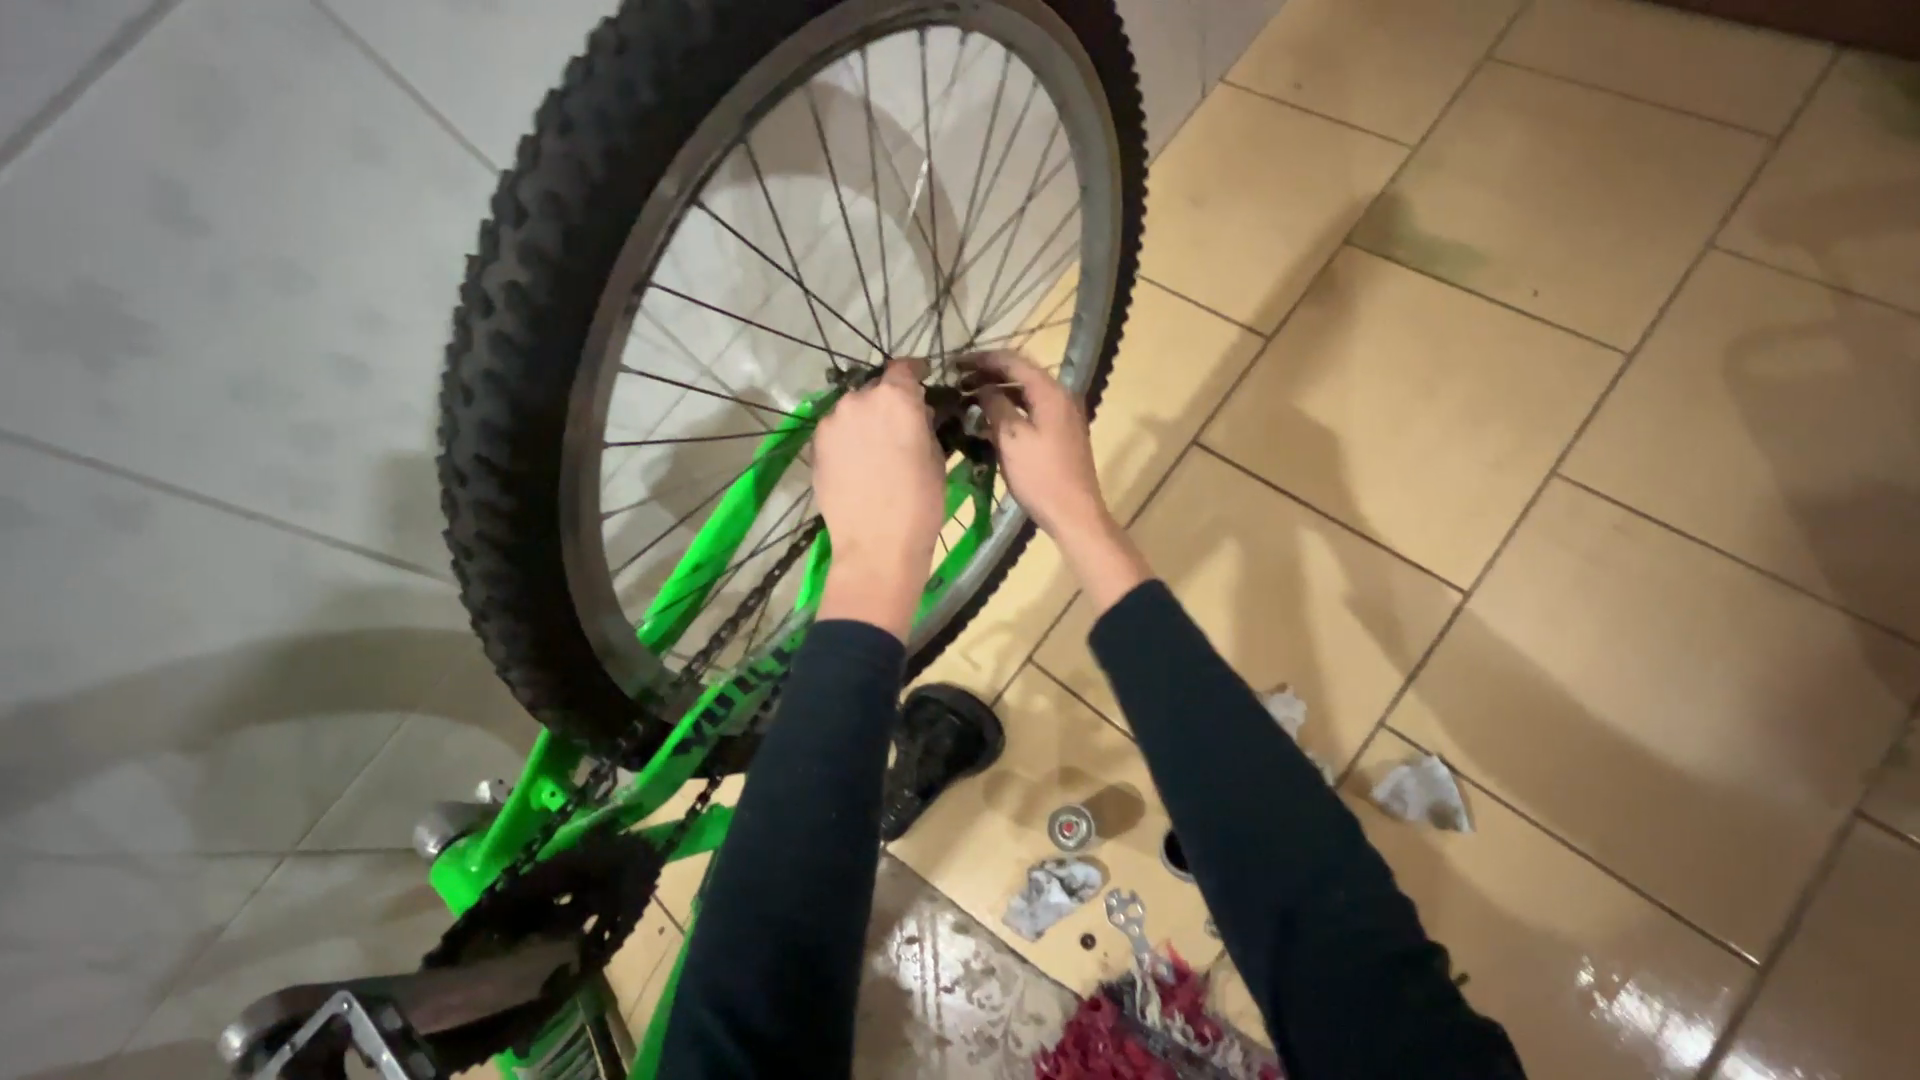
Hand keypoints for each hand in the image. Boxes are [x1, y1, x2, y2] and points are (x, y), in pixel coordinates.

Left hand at [813, 360, 945, 640]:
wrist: (876, 545)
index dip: (915, 373)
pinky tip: (858, 463)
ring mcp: (832, 422)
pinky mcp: (816, 446)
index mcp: (896, 397)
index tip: (922, 382)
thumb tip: (919, 414)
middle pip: (876, 389)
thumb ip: (924, 425)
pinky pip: (837, 431)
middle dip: (889, 402)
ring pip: (853, 410)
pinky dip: (848, 439)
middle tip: (901, 427)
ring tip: (877, 449)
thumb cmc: (920, 503)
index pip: (904, 367)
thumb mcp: (936, 457)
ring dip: (865, 421)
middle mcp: (858, 399)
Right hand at [970, 350, 1111, 538]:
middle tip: (959, 380)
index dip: (982, 359)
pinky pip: (1032, 409)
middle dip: (989, 373)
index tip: (955, 363)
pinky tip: (991, 418)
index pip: (1013, 361)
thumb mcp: (1012, 438)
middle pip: (1021, 374)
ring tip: (969, 397)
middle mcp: (1061, 395)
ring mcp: (1063, 414)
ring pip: (1026, 392)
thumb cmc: (1040, 476)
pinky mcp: (1061, 432)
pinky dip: (1011, 408)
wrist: (1074, 513)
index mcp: (1050, 392)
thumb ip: (995, 405)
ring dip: (999, 391)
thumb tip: (982, 388)